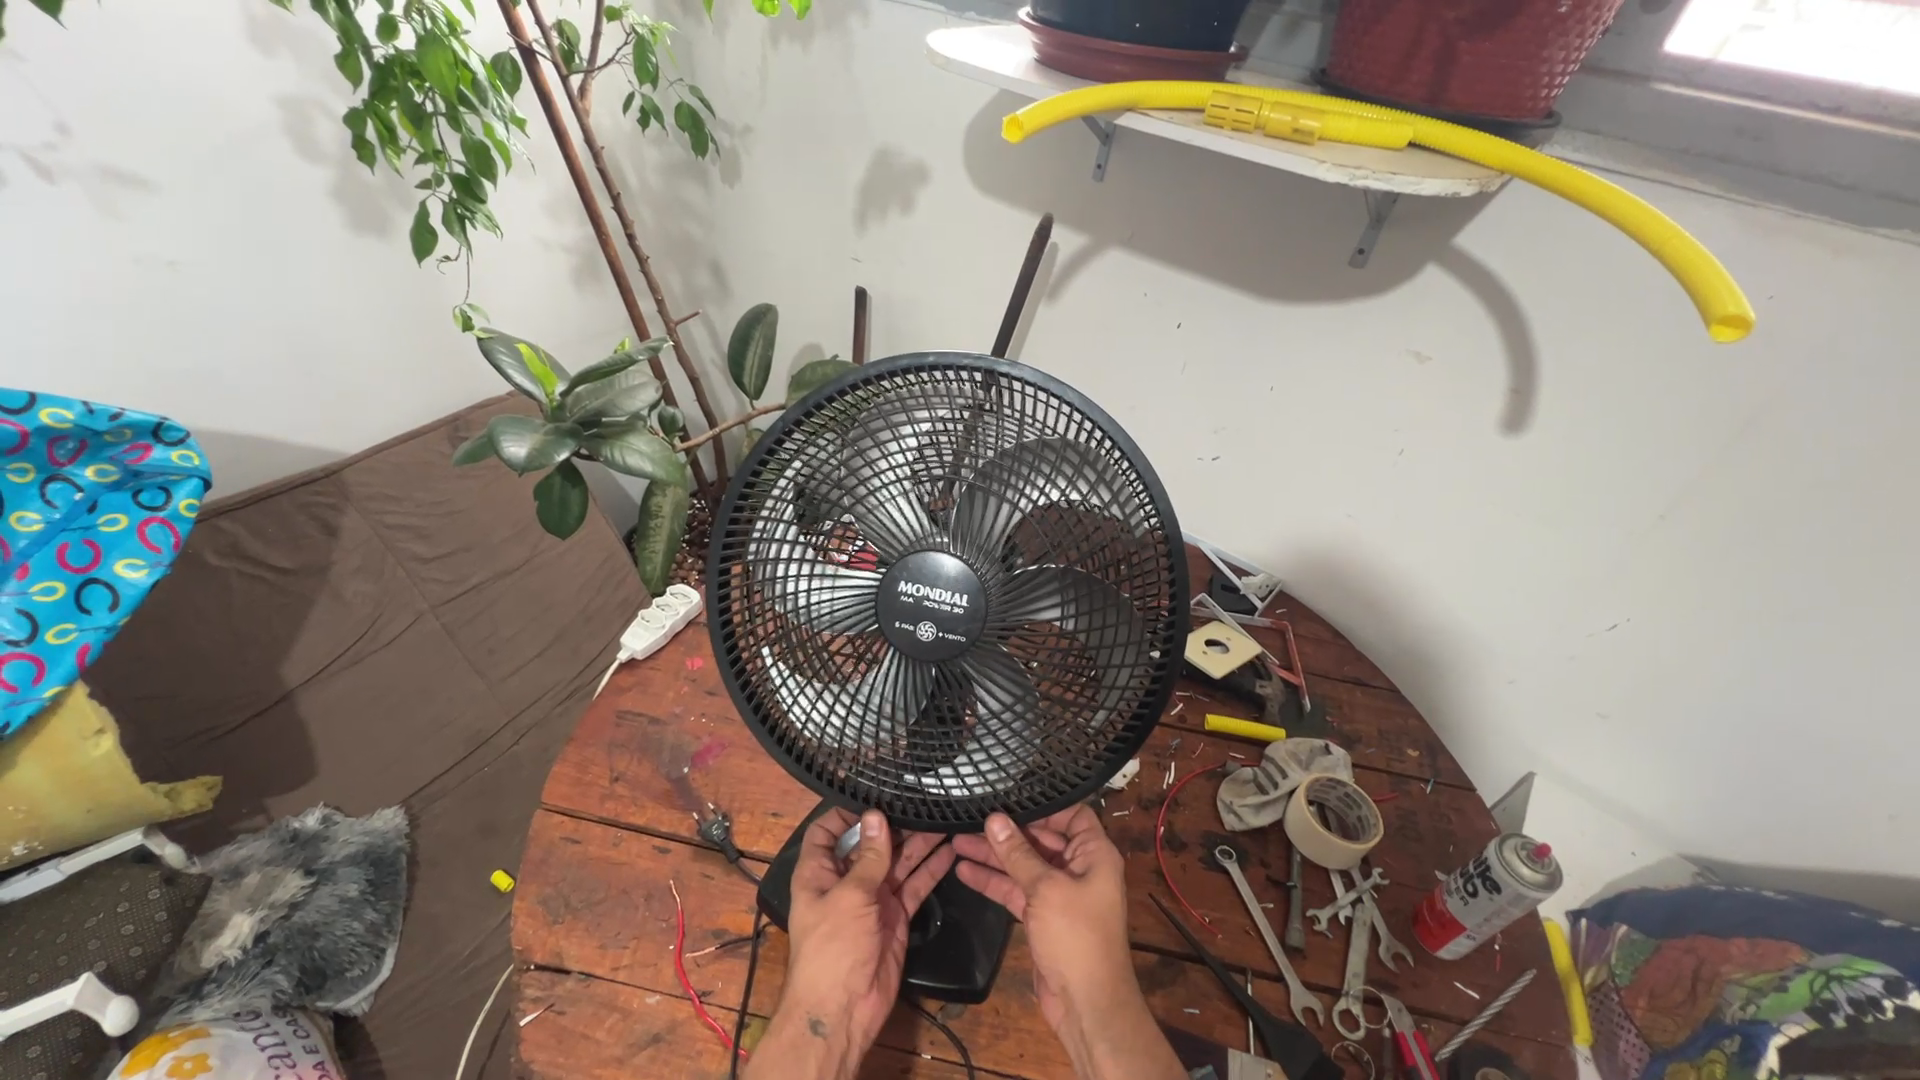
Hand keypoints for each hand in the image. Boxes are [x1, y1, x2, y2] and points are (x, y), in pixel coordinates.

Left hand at [747, 808, 953, 1079]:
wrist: (843, 1010)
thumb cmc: (832, 947)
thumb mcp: (849, 896)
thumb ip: (869, 858)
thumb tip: (876, 816)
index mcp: (819, 872)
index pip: (827, 832)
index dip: (845, 813)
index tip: (874, 796)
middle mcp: (846, 881)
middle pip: (870, 845)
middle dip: (894, 825)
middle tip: (923, 803)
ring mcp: (873, 898)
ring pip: (897, 862)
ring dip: (918, 843)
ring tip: (944, 819)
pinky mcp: (896, 916)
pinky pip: (914, 885)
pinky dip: (930, 869)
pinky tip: (950, 850)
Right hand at [953, 806, 1182, 1079]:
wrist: (1086, 1004)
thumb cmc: (1076, 936)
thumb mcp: (1045, 888)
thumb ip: (1017, 853)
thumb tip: (994, 819)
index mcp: (1094, 854)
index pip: (1072, 815)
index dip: (1044, 806)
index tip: (1009, 798)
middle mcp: (1079, 869)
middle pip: (1041, 839)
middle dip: (1007, 831)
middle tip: (971, 818)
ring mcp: (1059, 894)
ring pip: (1023, 866)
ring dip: (994, 856)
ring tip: (956, 840)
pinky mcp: (1042, 916)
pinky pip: (1016, 890)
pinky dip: (994, 881)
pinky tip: (964, 871)